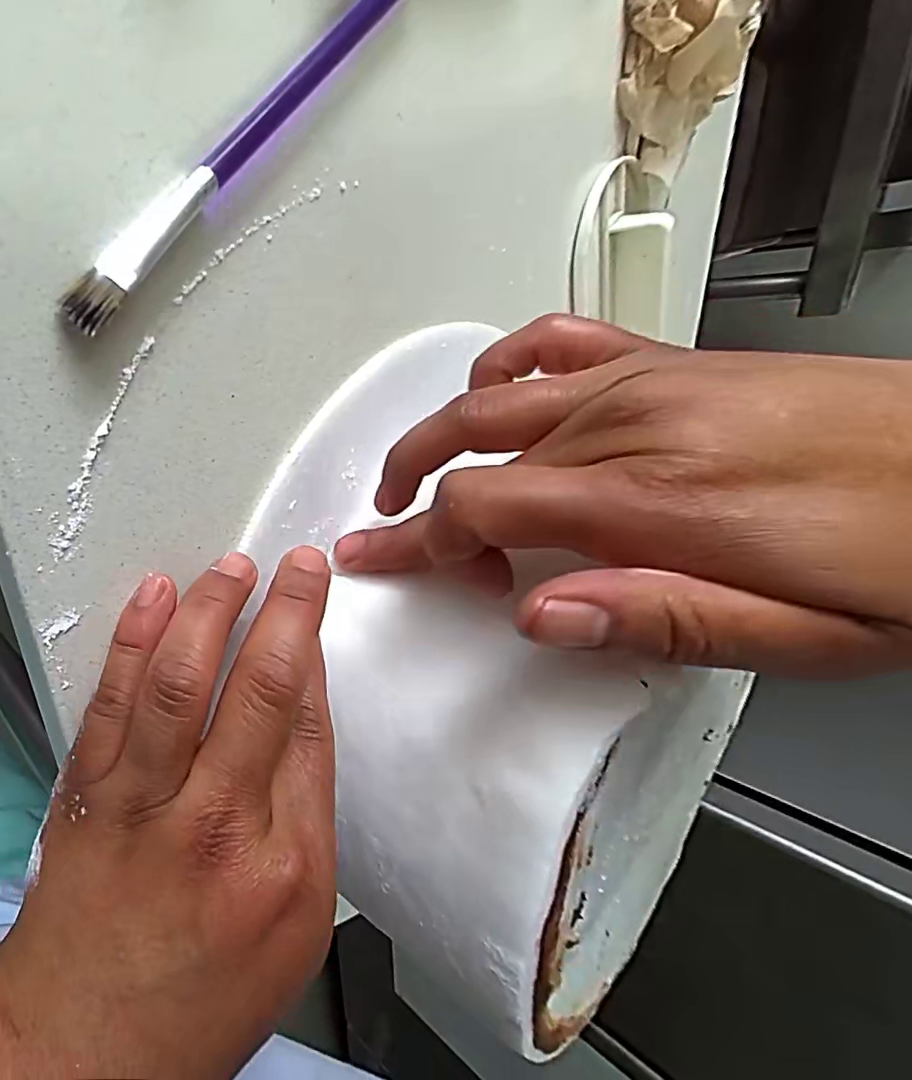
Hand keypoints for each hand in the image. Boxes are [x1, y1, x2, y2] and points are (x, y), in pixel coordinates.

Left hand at [0, 548, 336, 1079]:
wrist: (86, 1026)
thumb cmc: (193, 991)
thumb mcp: (288, 928)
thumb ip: (295, 825)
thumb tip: (292, 738)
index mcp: (287, 865)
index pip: (309, 728)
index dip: (310, 652)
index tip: (311, 608)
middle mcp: (218, 824)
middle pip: (258, 692)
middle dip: (278, 614)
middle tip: (287, 567)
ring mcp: (144, 801)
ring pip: (181, 682)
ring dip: (205, 612)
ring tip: (225, 569)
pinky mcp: (88, 788)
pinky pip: (113, 700)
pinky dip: (132, 641)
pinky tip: (149, 602)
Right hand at [335, 313, 911, 675]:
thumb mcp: (813, 635)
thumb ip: (659, 622)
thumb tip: (538, 615)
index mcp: (656, 497)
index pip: (475, 507)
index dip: (414, 540)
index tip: (378, 556)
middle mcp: (636, 424)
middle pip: (467, 456)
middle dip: (416, 505)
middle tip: (397, 533)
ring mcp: (649, 381)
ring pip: (486, 403)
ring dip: (431, 445)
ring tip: (417, 479)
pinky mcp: (670, 361)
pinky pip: (552, 341)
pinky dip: (499, 366)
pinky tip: (490, 392)